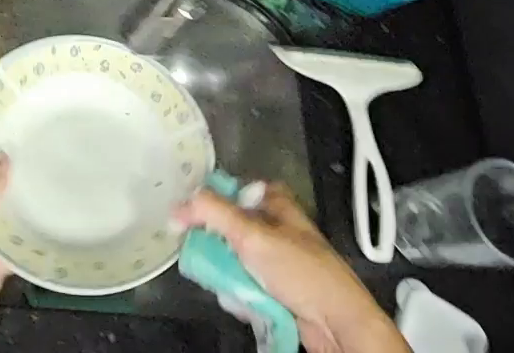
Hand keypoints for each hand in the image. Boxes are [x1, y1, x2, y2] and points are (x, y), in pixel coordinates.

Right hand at [174, 182, 409, 352]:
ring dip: (226, 271)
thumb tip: (175, 208)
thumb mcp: (251, 234)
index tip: (188, 217)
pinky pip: (245, 281)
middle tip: (205, 254)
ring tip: (227, 284)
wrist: (338, 324)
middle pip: (228, 226)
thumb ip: (211, 212)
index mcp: (274, 201)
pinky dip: (239, 290)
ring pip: (234, 256)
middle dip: (216, 245)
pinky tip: (241, 300)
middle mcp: (275, 224)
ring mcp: (277, 257)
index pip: (229, 190)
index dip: (207, 201)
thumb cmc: (300, 271)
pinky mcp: (277, 286)